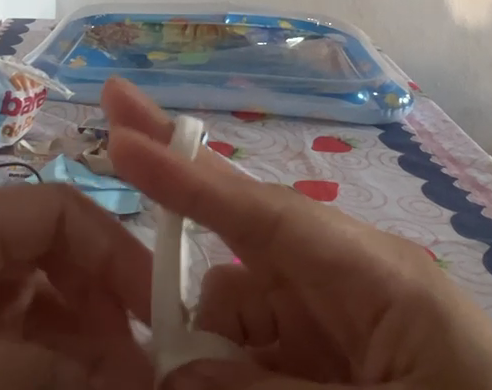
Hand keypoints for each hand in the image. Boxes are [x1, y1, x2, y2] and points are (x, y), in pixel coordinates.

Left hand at [0, 184, 155, 389]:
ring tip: (106, 389)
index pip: (56, 214)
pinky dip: (31, 368)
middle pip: (46, 259)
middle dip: (99, 310)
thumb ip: (39, 376)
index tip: (160, 325)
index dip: (117, 257)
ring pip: (25, 308)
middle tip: (138, 379)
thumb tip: (132, 379)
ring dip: (70, 347)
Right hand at [102, 78, 491, 389]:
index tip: (122, 133)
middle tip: (114, 127)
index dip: (186, 176)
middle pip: (241, 239)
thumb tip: (173, 370)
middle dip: (179, 188)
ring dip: (204, 345)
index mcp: (376, 275)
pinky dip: (233, 367)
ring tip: (209, 376)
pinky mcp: (332, 356)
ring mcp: (337, 320)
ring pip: (238, 310)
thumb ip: (270, 389)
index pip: (262, 212)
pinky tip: (223, 379)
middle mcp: (347, 280)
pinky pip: (259, 349)